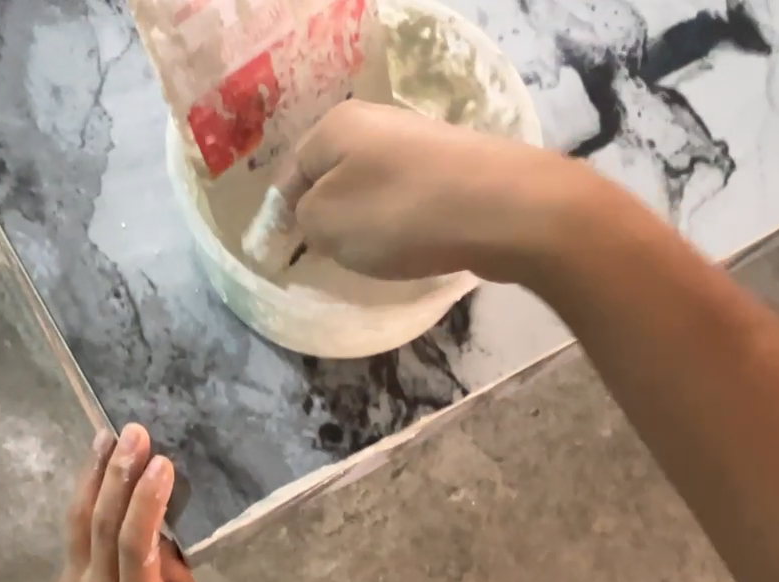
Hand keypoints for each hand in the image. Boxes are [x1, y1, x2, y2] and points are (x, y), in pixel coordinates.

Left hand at [55, 423, 202, 581]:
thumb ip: (177, 576)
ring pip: (79, 521)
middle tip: (133, 433)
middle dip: (118, 474)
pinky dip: (85, 496)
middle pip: (103, 524)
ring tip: (105, 437)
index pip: (136, 546)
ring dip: (93, 475)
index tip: (161, 464)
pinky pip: (75, 532)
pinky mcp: (63, 579)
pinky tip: (96, 469)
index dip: (146, 503)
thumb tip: (160, 533)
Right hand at [269, 100, 603, 282]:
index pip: (288, 177)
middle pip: (332, 179)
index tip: (280, 259)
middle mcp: (375, 124)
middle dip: (322, 219)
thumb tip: (311, 219)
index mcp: (334, 128)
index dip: (279, 220)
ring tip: (363, 259)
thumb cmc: (398, 214)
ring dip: (361, 224)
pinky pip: (406, 200)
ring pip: (370, 190)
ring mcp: (418, 145)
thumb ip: (302, 219)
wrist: (500, 209)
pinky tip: (406, 247)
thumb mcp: (325, 223)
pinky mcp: (452, 170)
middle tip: (320, 260)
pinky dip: (397, 224)